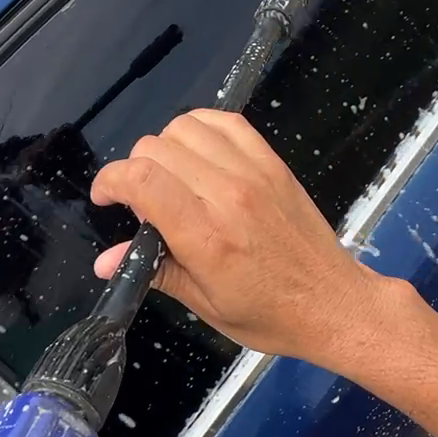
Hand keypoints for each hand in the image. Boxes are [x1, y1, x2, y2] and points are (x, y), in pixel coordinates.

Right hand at [90, 109, 414, 369]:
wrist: (332, 302)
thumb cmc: (268, 314)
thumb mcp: (204, 303)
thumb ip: (154, 270)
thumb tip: (105, 262)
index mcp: (206, 236)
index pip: (141, 179)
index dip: (109, 180)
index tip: (105, 198)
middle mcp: (227, 194)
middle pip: (155, 149)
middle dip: (134, 171)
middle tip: (144, 204)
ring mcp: (252, 172)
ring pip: (185, 128)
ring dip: (164, 148)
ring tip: (171, 179)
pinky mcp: (271, 162)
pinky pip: (224, 122)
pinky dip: (200, 129)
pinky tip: (197, 155)